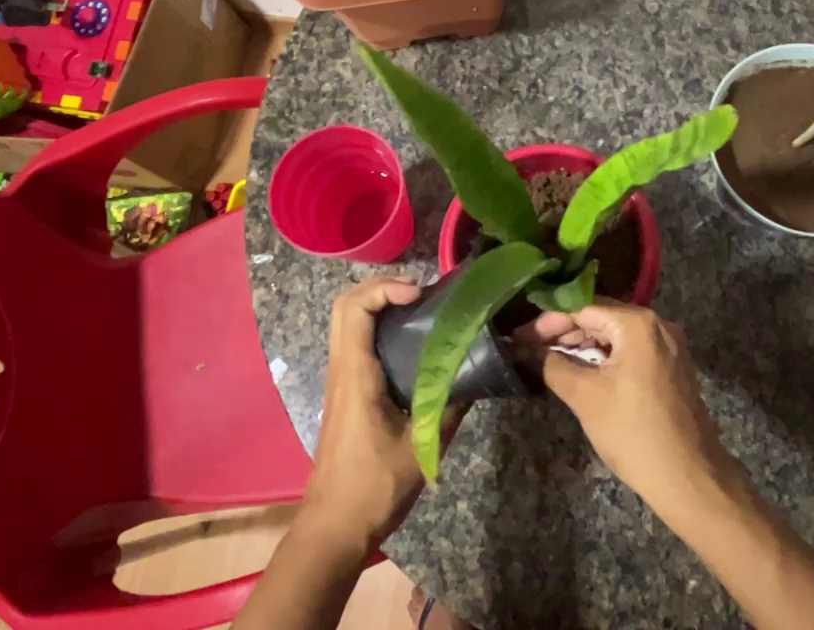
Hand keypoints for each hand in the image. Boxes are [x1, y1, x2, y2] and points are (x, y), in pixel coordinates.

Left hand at [299, 276, 424, 555]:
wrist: (335, 526)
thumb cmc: (374, 486)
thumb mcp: (423, 445)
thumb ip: (451, 403)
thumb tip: (479, 369)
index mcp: (356, 374)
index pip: (355, 309)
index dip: (385, 289)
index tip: (420, 294)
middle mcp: (343, 368)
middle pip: (346, 305)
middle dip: (382, 287)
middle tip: (421, 294)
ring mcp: (341, 379)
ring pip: (349, 322)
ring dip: (380, 305)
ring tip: (422, 310)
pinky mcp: (347, 391)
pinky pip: (357, 341)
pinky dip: (380, 327)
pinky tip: (413, 343)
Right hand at [532, 301, 736, 505]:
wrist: (689, 478)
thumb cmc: (633, 433)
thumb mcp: (584, 396)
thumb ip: (551, 364)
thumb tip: (525, 348)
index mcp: (637, 324)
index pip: (583, 308)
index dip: (548, 322)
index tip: (519, 336)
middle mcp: (657, 324)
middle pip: (600, 317)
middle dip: (565, 331)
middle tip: (529, 347)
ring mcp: (669, 345)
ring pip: (615, 334)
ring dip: (583, 344)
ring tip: (549, 357)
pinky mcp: (671, 366)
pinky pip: (631, 349)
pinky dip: (605, 356)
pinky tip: (582, 368)